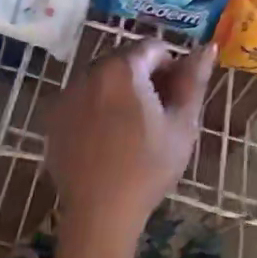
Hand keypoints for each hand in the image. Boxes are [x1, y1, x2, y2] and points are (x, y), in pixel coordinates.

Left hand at [44, 40, 213, 245]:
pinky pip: (78, 101)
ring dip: (116, 91)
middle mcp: (86, 75)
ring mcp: (63, 97)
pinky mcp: (51, 119)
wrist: (100, 209)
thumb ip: (192, 81)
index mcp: (120, 70)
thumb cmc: (149, 167)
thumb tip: (205, 47)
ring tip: (132, 127)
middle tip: (157, 111)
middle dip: (141, 76)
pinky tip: (105, 138)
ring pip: (97, 81)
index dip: (169, 65)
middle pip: (120, 61)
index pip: (150, 48)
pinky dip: (93, 108)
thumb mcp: (181, 124)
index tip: (177, 93)